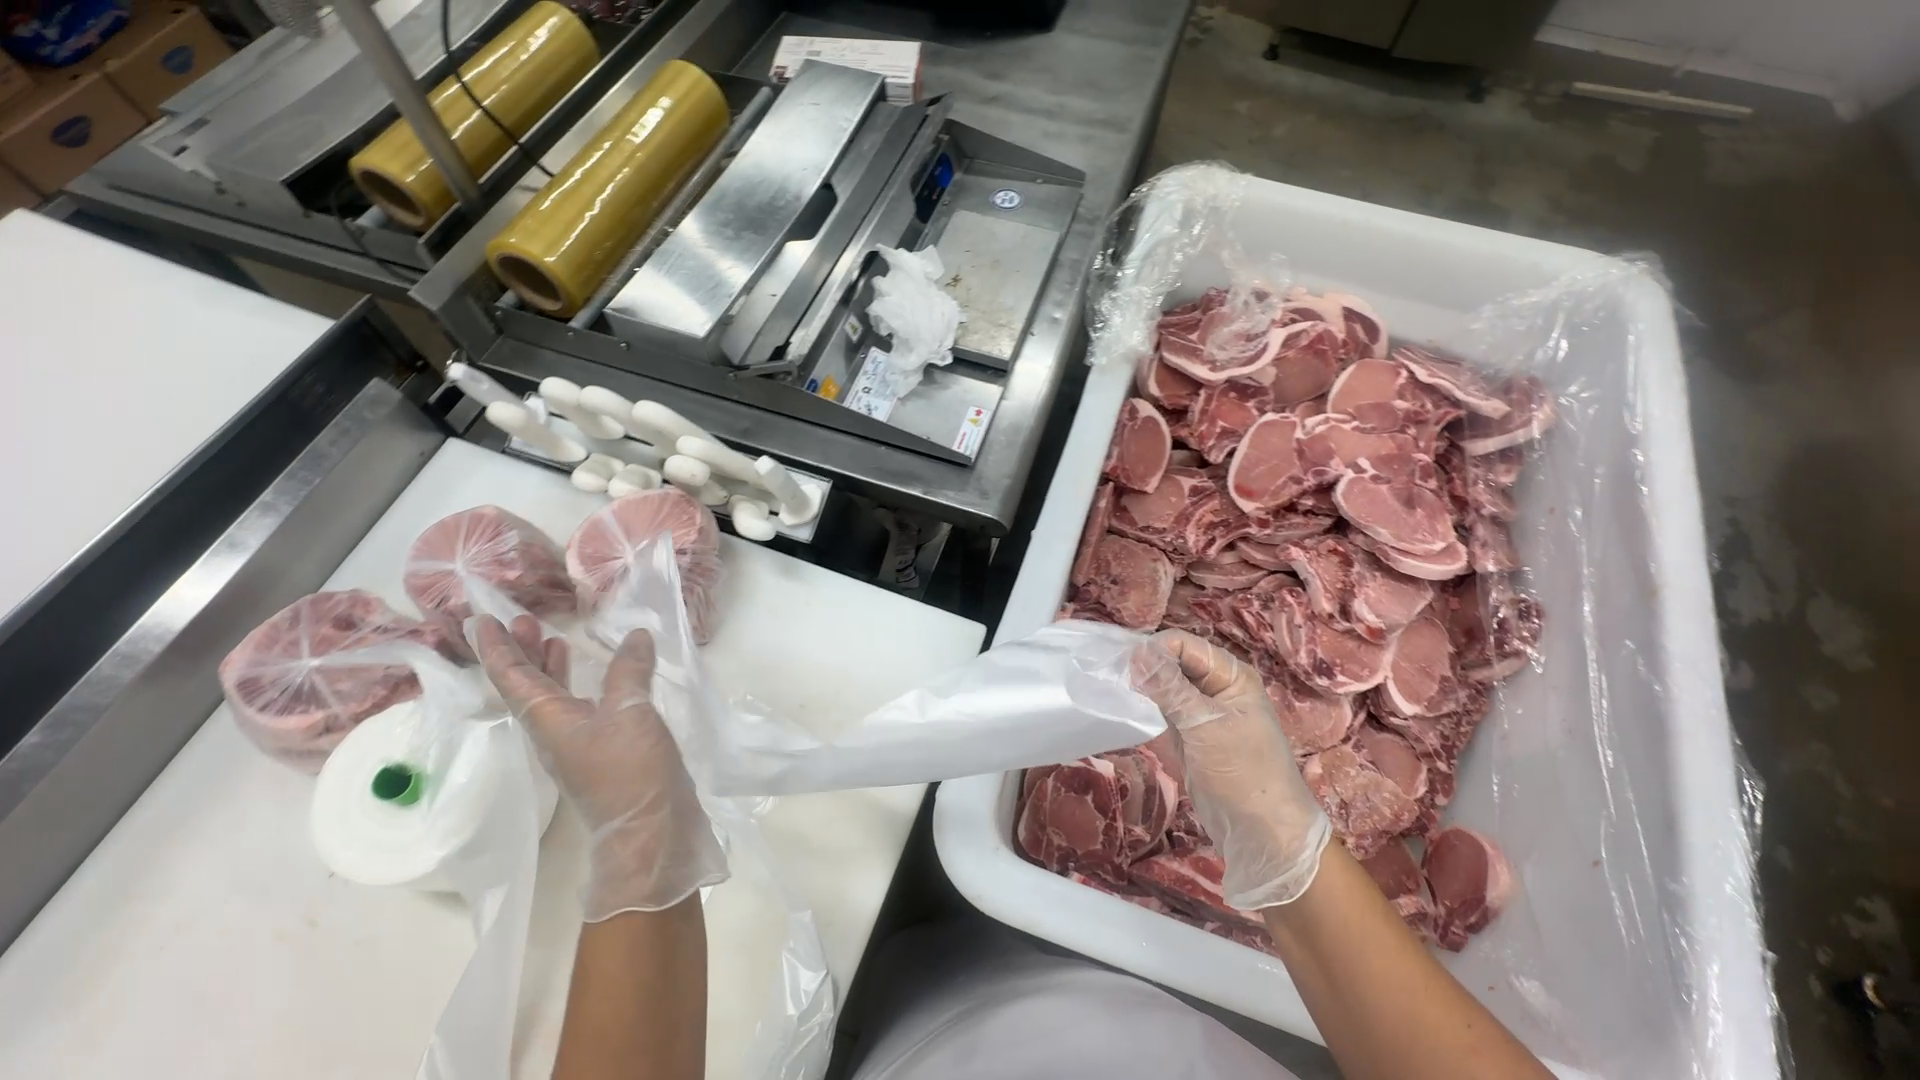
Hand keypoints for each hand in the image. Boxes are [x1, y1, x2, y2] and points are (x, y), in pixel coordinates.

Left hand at [473, 615, 726, 919]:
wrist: (651, 831)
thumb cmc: (630, 770)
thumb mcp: (630, 712)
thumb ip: (629, 671)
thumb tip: (635, 636)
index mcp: (547, 720)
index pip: (512, 677)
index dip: (497, 648)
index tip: (481, 620)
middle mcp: (554, 731)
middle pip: (527, 686)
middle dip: (522, 653)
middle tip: (525, 620)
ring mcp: (577, 744)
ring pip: (552, 698)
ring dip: (550, 667)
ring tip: (555, 638)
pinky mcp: (602, 753)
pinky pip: (578, 709)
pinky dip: (579, 685)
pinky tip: (599, 677)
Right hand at [1132, 628, 1331, 908]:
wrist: (1262, 833)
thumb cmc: (1242, 772)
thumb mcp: (1204, 725)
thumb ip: (1170, 688)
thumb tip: (1138, 653)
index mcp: (1231, 676)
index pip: (1184, 645)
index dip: (1155, 652)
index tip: (1127, 672)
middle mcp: (1217, 689)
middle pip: (1173, 664)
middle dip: (1146, 670)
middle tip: (1115, 683)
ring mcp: (1202, 716)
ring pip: (1165, 690)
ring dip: (1144, 692)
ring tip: (1117, 698)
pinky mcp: (1190, 740)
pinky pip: (1163, 715)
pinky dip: (1147, 714)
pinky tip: (1128, 716)